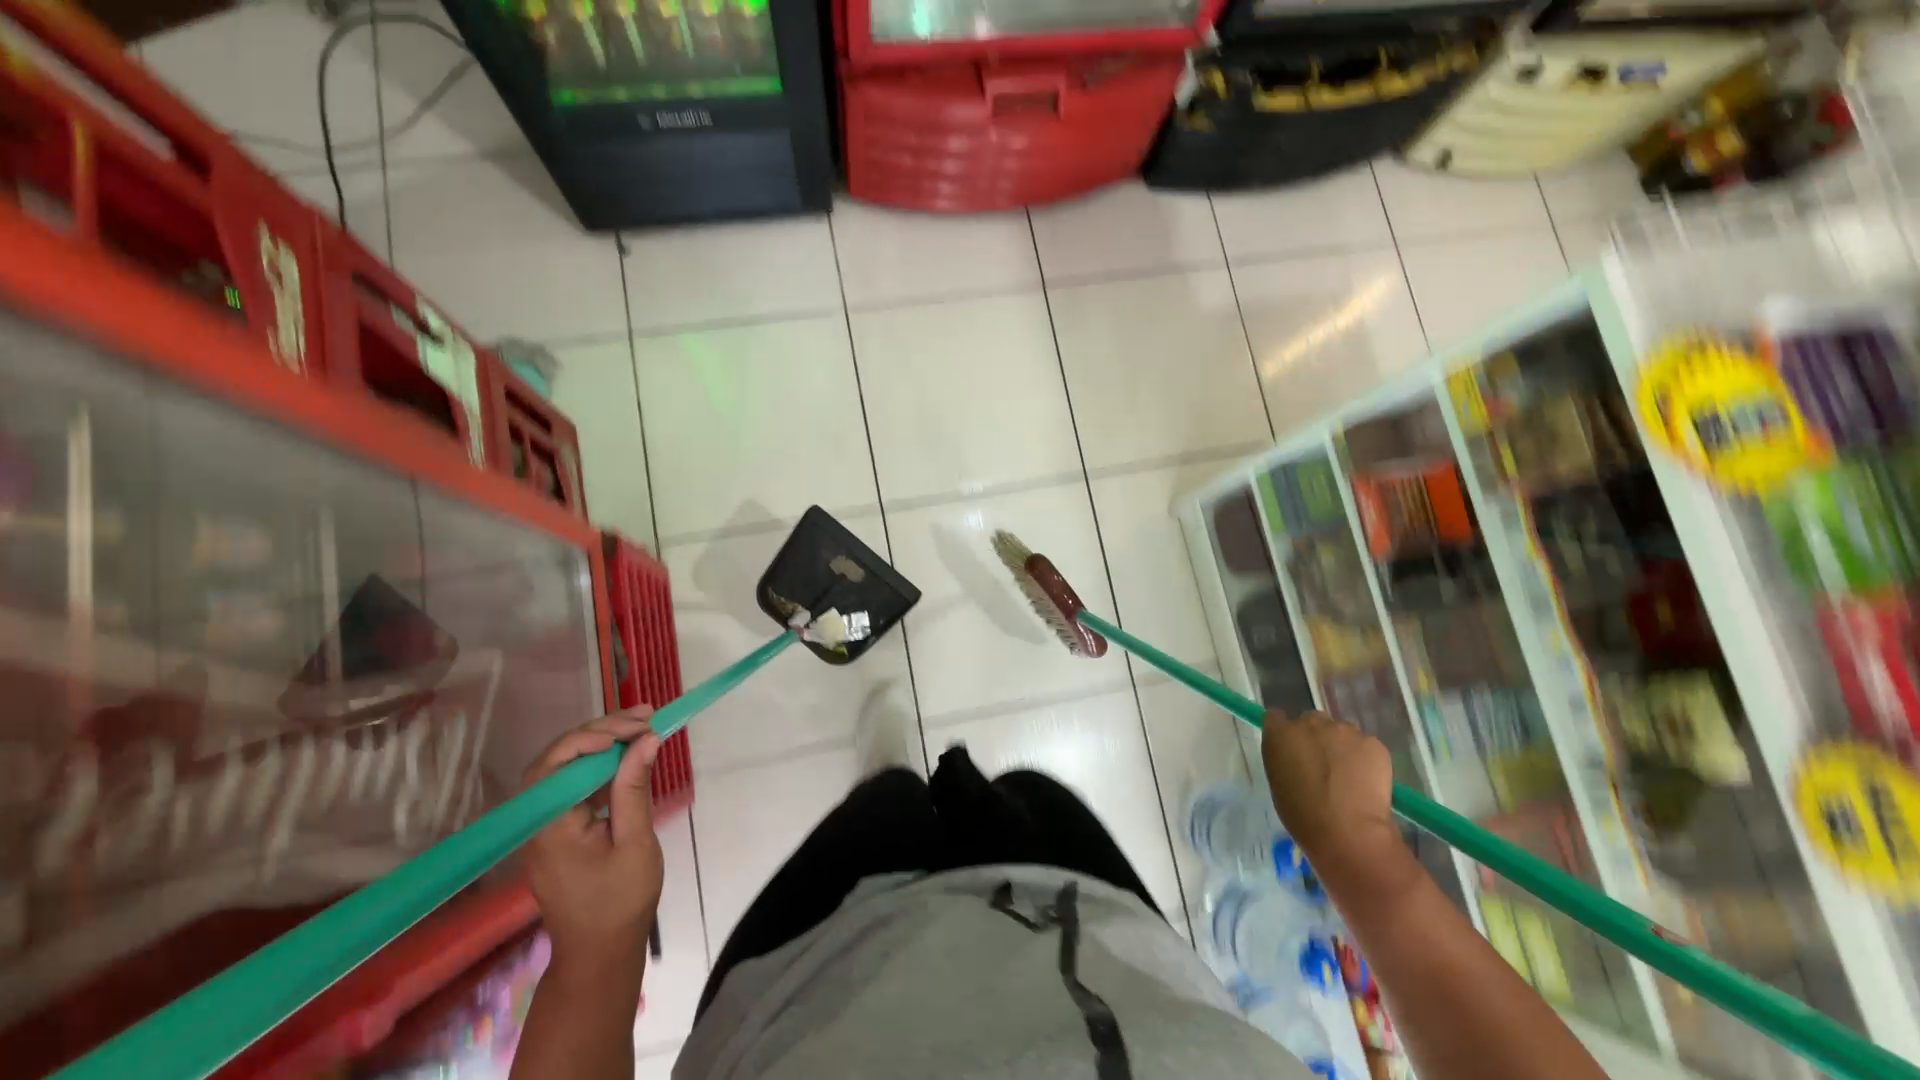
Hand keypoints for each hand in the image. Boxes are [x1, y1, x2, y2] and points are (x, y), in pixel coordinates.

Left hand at [520, 710, 663, 974]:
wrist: (599, 952)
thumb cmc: (619, 901)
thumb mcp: (635, 843)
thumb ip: (634, 788)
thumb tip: (646, 740)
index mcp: (549, 822)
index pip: (563, 758)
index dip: (600, 732)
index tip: (643, 724)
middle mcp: (536, 817)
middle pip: (561, 756)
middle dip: (604, 730)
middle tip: (648, 715)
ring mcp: (543, 823)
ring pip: (567, 767)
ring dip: (604, 744)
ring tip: (644, 726)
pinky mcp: (556, 829)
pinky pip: (573, 785)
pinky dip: (600, 766)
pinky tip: (629, 756)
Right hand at [1261, 710, 1399, 865]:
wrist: (1348, 831)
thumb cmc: (1304, 816)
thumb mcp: (1279, 784)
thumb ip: (1285, 759)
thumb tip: (1297, 758)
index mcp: (1280, 735)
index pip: (1276, 718)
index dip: (1284, 732)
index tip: (1291, 749)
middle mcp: (1310, 723)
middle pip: (1311, 721)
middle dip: (1315, 738)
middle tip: (1322, 766)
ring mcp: (1344, 730)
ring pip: (1341, 732)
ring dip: (1341, 747)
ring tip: (1348, 777)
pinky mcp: (1372, 742)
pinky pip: (1365, 746)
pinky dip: (1365, 759)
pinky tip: (1366, 782)